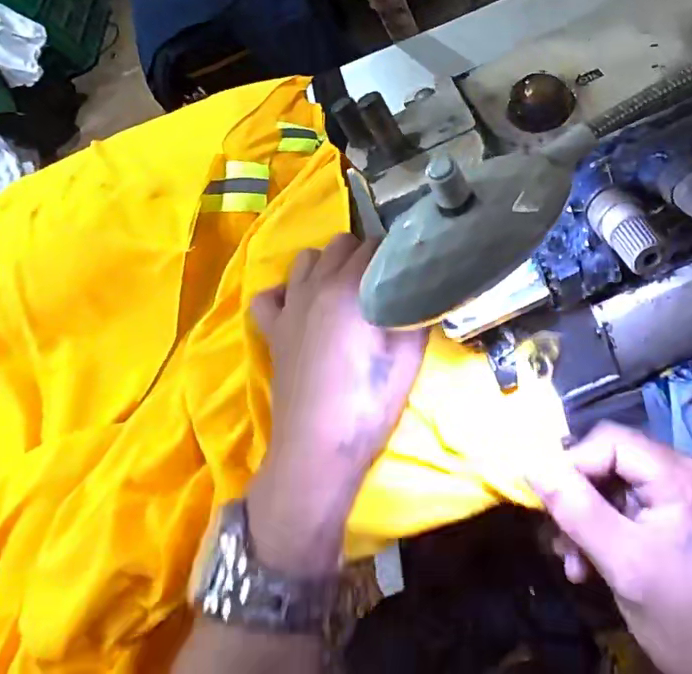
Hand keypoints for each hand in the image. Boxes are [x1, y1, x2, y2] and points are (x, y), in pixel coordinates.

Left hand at [245, 234, 425, 574]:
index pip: (375, 246)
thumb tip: (421, 287)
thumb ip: (415, 311)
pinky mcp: (272, 330)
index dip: (394, 253)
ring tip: (345, 289)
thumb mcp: (408, 356)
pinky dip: (286, 292)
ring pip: (306, 258)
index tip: (406, 268)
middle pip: (341, 243)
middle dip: (364, 253)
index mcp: (350, 287)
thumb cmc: (369, 402)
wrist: (317, 448)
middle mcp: (315, 285)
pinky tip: (302, 306)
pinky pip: (271, 294)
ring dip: (327, 264)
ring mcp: (289, 306)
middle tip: (382, 281)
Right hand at [529, 423, 691, 673]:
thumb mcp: (621, 563)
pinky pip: (637, 501)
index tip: (549, 504)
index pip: (611, 441)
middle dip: (580, 498)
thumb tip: (530, 464)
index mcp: (684, 476)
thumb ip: (575, 508)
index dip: (573, 465)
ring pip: (620, 482)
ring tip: (574, 561)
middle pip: (614, 459)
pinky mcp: (689, 512)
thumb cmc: (682, 619)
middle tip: (559, 538)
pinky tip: (595, 561)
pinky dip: (612, 526)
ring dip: (591, 517)